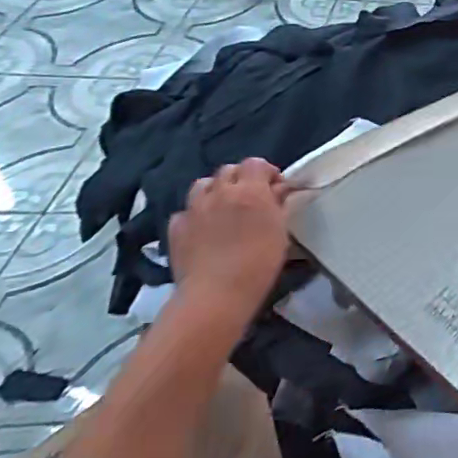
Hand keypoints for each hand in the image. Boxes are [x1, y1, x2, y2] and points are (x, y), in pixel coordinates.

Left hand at [168, 158, 290, 313]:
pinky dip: (195, 215)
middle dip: (241, 178)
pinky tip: (202, 229)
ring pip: (203, 184)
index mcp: (250, 190)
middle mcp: (220, 191)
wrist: (216, 293)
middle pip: (228, 170)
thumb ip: (278, 206)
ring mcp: (194, 207)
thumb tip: (278, 190)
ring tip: (222, 207)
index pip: (256, 163)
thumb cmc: (258, 264)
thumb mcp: (280, 233)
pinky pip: (186, 211)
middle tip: (250, 198)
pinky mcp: (176, 226)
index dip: (266, 171)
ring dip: (215, 190)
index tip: (274, 187)